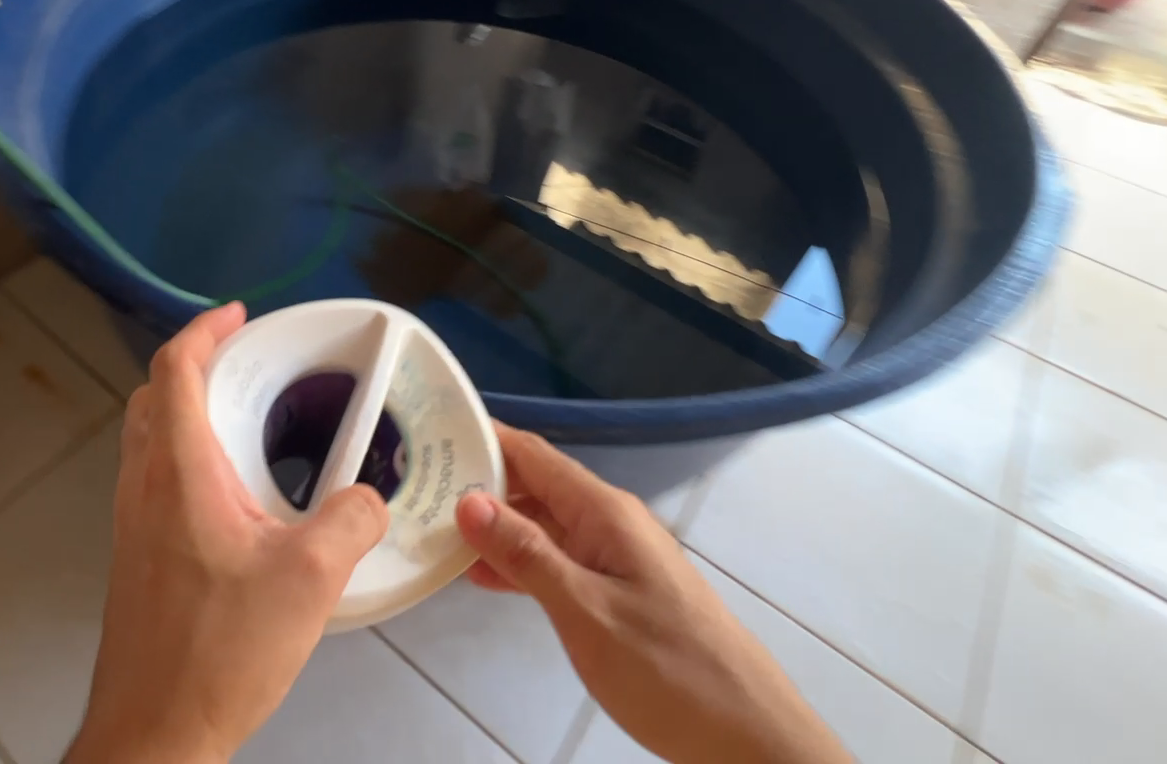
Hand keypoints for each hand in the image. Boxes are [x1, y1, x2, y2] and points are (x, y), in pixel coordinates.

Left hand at [68, 302, 390, 762]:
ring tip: (244, 413)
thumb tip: (368, 499)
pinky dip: (187, 448)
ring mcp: (134, 519)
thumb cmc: (220, 650)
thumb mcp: (311, 579)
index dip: (204, 330)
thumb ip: (352, 520)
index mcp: (180, 472)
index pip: (175, 371)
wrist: (153, 732)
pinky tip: (233, 484)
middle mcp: (146, 484)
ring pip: (150, 433)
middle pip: (154, 394)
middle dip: (197, 362)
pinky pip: (156, 472)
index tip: (238, 315)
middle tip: (246, 361)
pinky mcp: (138, 550)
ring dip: (188, 405)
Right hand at [457, 423, 850, 763]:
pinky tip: (481, 575)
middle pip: (534, 484)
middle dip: (479, 482)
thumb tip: (468, 499)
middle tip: (417, 488)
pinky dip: (519, 561)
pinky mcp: (615, 589)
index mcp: (602, 510)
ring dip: (494, 525)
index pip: (532, 453)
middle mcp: (607, 520)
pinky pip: (556, 559)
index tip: (431, 433)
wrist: (749, 740)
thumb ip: (526, 554)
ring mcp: (613, 555)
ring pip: (541, 523)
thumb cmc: (668, 671)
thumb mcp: (585, 612)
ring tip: (434, 529)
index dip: (483, 437)